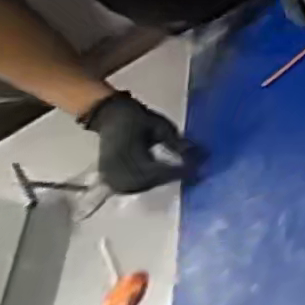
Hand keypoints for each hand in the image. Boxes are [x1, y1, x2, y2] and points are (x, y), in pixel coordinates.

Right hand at [80, 90, 200, 193]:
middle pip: (148, 181)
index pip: (155, 170)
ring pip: (140, 187)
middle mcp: (115, 168)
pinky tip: (160, 176)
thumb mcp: (160, 125)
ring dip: (159, 182)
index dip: (176, 172)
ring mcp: (110, 175)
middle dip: (170, 177)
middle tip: (190, 171)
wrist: (111, 117)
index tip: (196, 169)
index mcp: (126, 152)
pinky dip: (147, 184)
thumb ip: (175, 141)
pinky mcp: (108, 178)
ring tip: (177, 173)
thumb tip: (192, 153)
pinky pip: (131, 187)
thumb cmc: (138, 119)